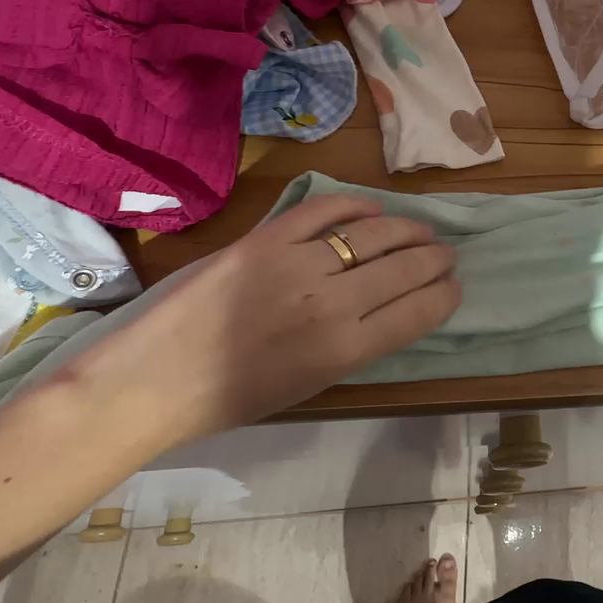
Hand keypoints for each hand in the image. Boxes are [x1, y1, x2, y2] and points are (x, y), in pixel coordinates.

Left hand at [57, 194, 460, 452]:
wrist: (148, 383)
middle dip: (436, 259)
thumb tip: (396, 308)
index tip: (453, 287)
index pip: (421, 310)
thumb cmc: (233, 398)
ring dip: (410, 229)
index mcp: (345, 350)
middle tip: (444, 255)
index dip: (447, 295)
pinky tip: (373, 208)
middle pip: (407, 267)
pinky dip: (356, 204)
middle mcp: (331, 303)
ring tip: (421, 231)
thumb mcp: (311, 384)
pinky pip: (324, 209)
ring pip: (376, 233)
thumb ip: (358, 343)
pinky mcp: (264, 239)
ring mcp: (297, 265)